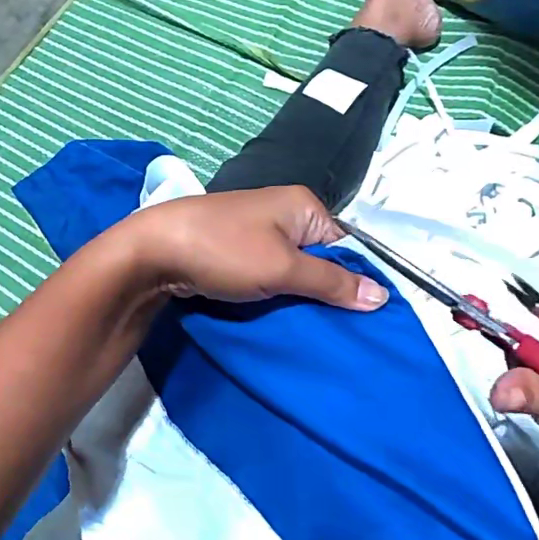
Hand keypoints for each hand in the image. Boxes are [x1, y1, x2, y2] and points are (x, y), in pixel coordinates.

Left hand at [116, 186, 389, 310]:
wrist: (156, 249)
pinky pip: (272, 275)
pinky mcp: (240, 252)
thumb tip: (382, 294)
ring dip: (303, 298)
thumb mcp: (283, 269)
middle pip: (323, 259)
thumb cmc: (224, 251)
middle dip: (331, 293)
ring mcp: (260, 232)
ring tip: (320, 333)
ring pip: (297, 271)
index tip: (371, 321)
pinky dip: (279, 295)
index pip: (348, 245)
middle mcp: (285, 213)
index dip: (358, 281)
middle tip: (347, 334)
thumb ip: (332, 282)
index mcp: (303, 206)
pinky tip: (288, 320)